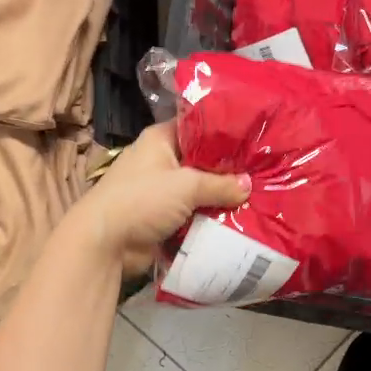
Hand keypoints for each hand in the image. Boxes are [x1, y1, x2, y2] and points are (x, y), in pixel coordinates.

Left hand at [67, 123, 249, 274]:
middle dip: (230, 171)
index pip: (199, 127)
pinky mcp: (164, 218)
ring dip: (223, 199)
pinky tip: (240, 220)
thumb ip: (220, 184)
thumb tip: (249, 186)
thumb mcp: (186, 185)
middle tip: (265, 173)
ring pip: (201, 191)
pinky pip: (195, 215)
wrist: (105, 243)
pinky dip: (211, 219)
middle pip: (203, 162)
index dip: (226, 133)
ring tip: (259, 199)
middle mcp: (161, 161)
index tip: (256, 140)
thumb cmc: (141, 200)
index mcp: (161, 140)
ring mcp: (162, 191)